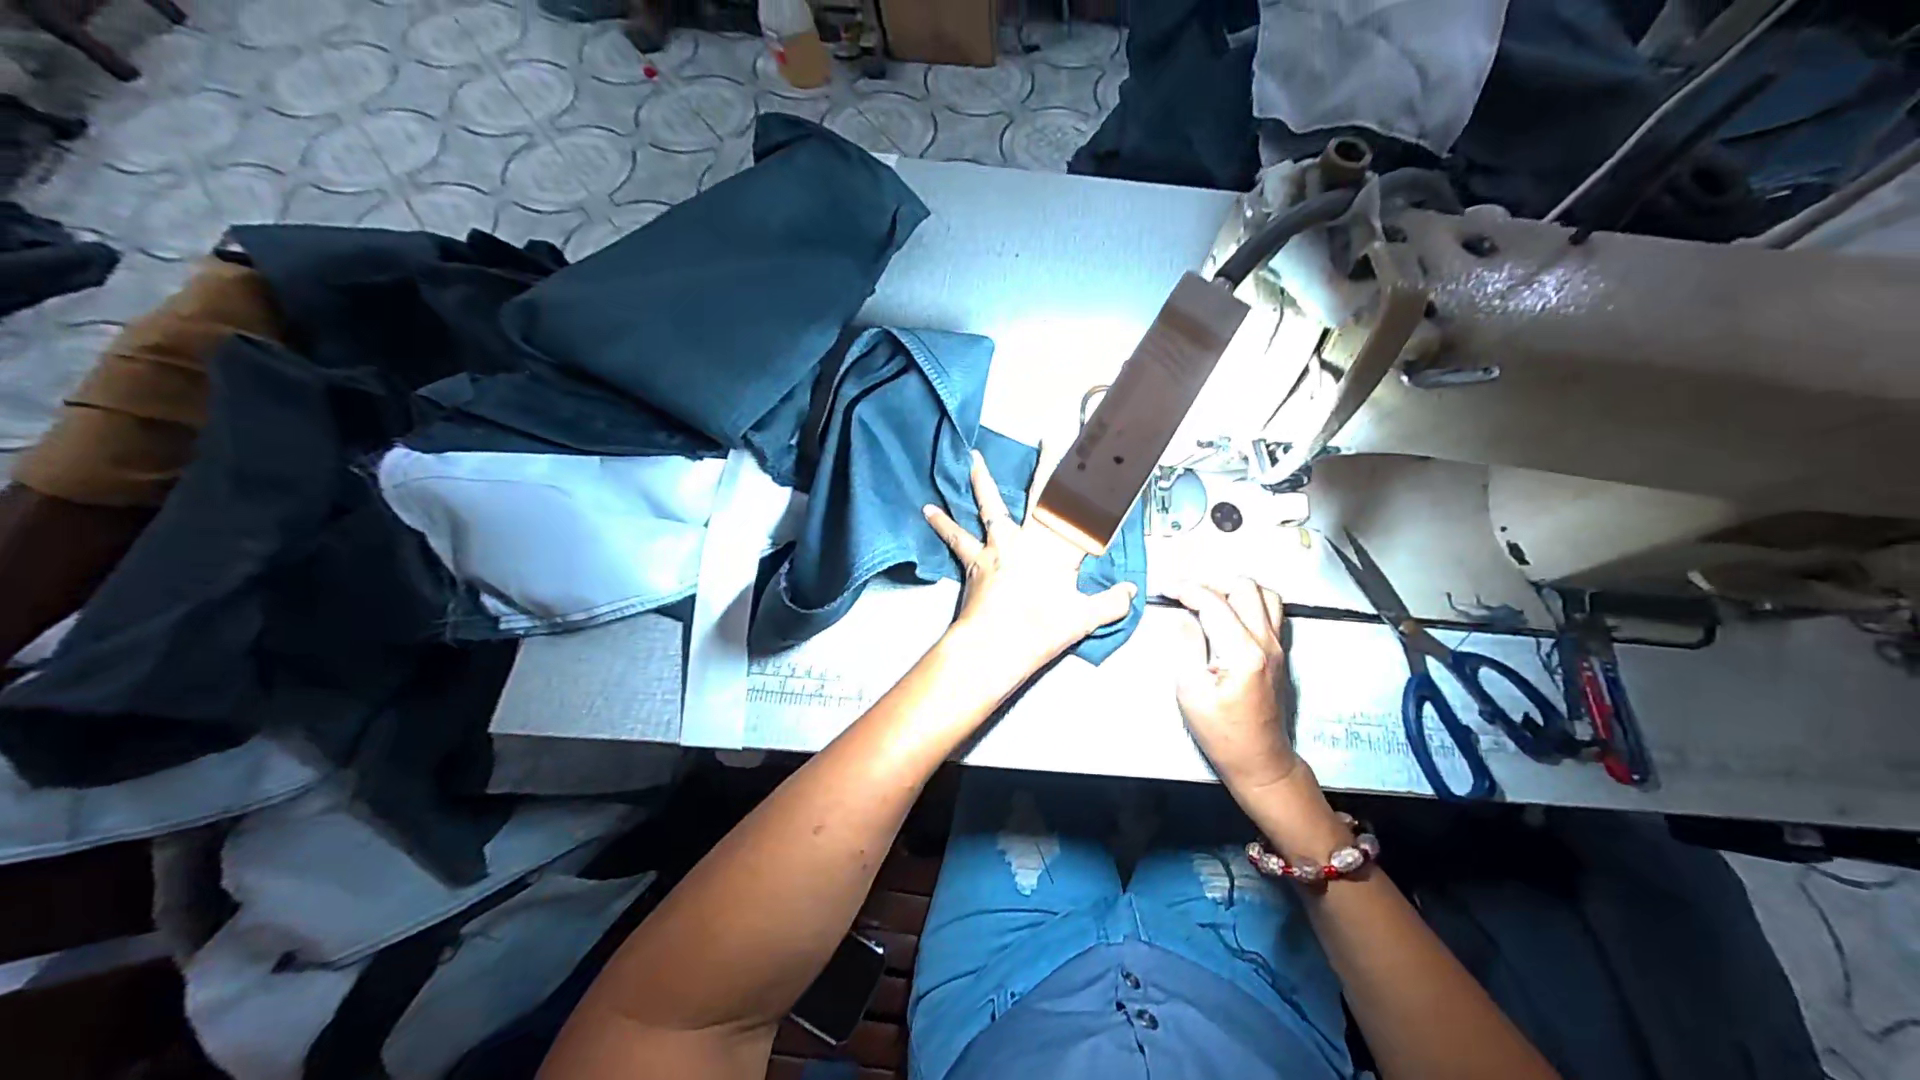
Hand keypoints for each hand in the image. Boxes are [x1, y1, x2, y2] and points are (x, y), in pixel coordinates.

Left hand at [923, 451, 1136, 686]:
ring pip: (990, 505)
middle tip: (1048, 441)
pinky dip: (943, 523)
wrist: (993, 646)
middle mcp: (1027, 540)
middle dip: (1047, 467)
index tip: (1100, 466)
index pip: (1082, 514)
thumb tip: (1131, 592)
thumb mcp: (1083, 619)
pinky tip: (929, 510)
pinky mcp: (974, 560)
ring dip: (982, 480)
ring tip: (973, 458)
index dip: (1092, 490)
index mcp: (1058, 551)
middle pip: (1039, 497)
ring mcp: (997, 547)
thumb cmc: (1038, 631)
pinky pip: (956, 537)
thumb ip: (1111, 602)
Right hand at [1167, 578, 1300, 790]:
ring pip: (1264, 594)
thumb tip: (1183, 615)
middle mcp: (1266, 643)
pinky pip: (1271, 611)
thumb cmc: (1221, 732)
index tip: (1166, 590)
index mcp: (1243, 652)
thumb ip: (1188, 645)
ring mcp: (1278, 646)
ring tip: (1209, 600)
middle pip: (1244, 588)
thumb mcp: (1190, 691)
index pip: (1214, 603)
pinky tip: (1228, 615)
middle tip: (1186, 594)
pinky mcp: (1280, 652)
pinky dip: (1249, 602)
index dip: (1187, 590)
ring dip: (1234, 590)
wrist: (1259, 759)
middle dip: (1211, 584)